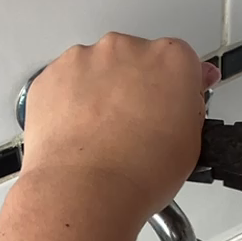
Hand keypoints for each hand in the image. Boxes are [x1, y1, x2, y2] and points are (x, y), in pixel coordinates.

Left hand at [21, 33, 218, 224]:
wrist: (85, 191)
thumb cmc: (138, 173)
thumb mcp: (191, 144)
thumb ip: (187, 110)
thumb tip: (180, 104)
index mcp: (170, 59)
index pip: (180, 61)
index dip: (176, 86)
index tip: (171, 102)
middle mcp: (126, 49)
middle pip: (135, 60)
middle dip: (135, 87)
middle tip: (135, 128)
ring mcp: (83, 60)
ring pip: (95, 70)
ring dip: (99, 93)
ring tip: (102, 137)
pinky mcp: (50, 76)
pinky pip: (63, 84)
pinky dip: (68, 103)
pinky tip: (77, 135)